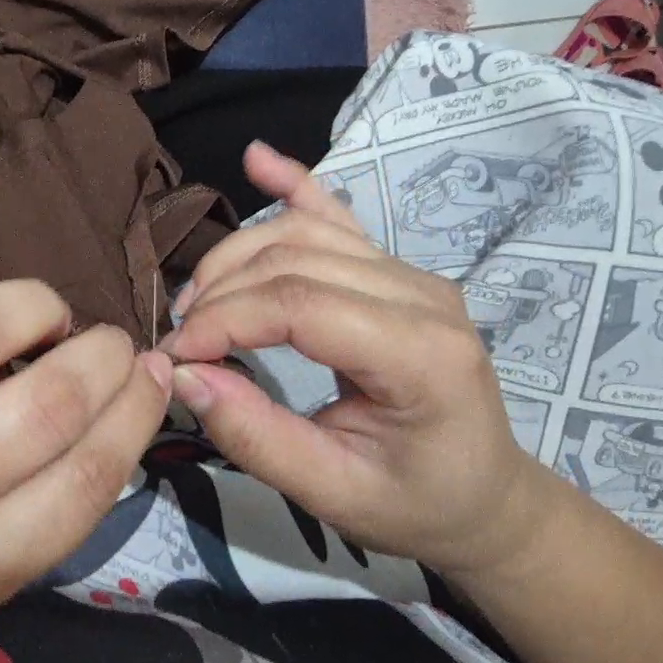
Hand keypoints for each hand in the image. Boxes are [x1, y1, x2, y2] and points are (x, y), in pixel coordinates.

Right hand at [163, 142, 551, 578]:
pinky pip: (336, 215)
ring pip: (302, 233)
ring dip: (234, 257)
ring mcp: (411, 273)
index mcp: (420, 353)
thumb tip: (183, 377)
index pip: (299, 304)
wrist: (486, 496)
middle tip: (180, 341)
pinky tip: (257, 159)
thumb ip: (257, 437)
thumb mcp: (334, 495)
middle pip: (293, 259)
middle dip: (219, 294)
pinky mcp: (394, 270)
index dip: (224, 319)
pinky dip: (293, 184)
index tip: (176, 354)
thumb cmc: (417, 503)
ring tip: (195, 304)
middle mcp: (422, 293)